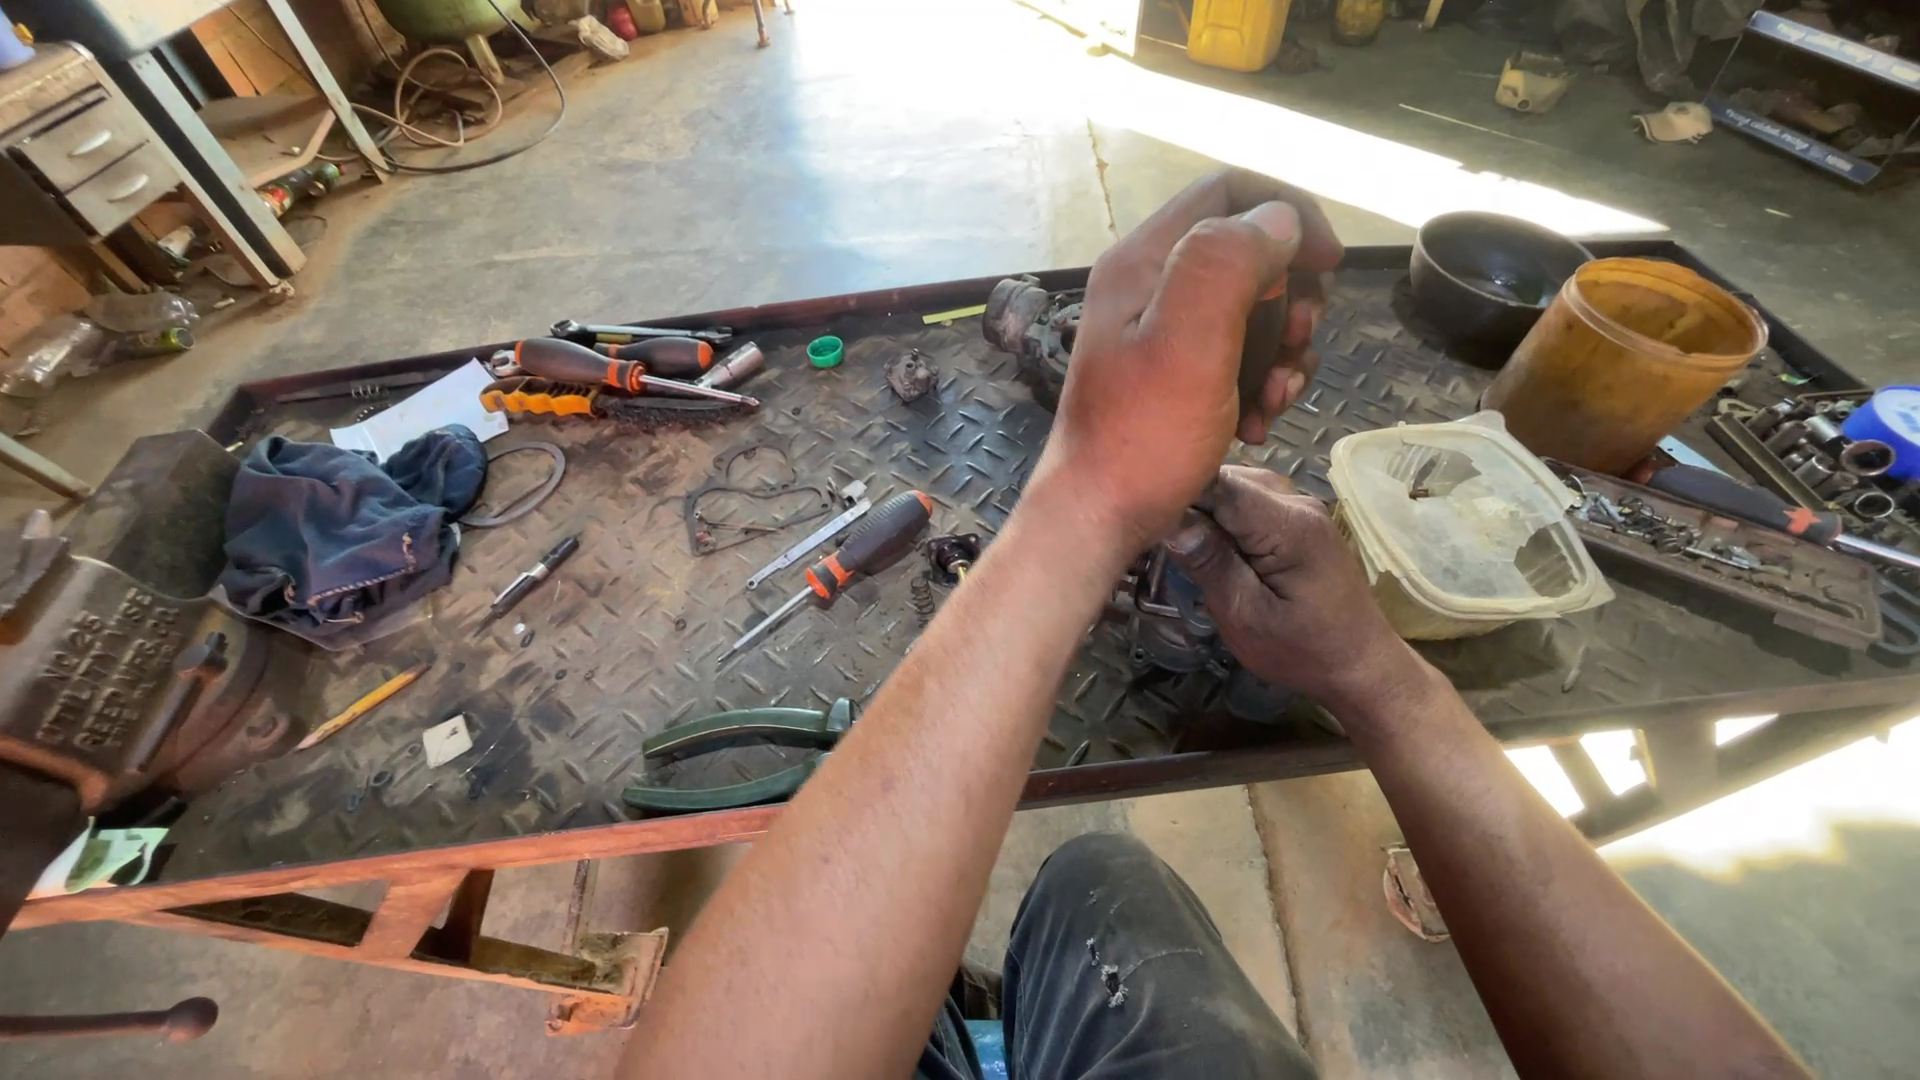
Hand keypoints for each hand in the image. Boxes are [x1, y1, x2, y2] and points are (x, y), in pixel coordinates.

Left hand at [1024, 169, 1342, 552]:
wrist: (1099, 515)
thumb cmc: (1142, 434)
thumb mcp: (1189, 340)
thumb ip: (1227, 263)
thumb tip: (1276, 222)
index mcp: (1143, 261)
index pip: (1228, 192)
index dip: (1289, 213)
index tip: (1328, 264)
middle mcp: (1148, 287)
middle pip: (1247, 254)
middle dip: (1291, 296)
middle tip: (1300, 345)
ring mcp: (1157, 334)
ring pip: (1249, 310)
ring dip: (1281, 350)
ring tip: (1274, 399)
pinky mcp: (1170, 375)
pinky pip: (1234, 355)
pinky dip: (1258, 382)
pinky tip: (1258, 422)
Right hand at [1167, 466, 1420, 712]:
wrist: (1361, 667)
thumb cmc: (1303, 651)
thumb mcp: (1246, 616)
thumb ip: (1210, 564)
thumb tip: (1170, 520)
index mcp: (1287, 525)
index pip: (1219, 485)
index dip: (1176, 490)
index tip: (1137, 507)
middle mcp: (1297, 502)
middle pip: (1225, 479)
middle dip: (1185, 497)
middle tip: (1146, 526)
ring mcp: (1300, 507)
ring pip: (1234, 485)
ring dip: (1201, 505)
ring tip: (1167, 532)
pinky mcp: (1297, 519)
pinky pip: (1248, 500)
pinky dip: (1219, 512)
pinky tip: (1202, 537)